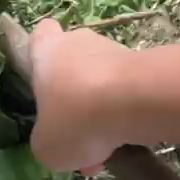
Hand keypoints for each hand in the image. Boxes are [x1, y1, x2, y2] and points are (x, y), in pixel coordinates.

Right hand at [27, 18, 134, 173]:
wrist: (132, 100)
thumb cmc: (76, 115)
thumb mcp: (47, 146)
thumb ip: (44, 139)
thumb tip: (52, 138)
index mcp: (47, 50)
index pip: (42, 34)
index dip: (42, 55)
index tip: (45, 81)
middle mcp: (76, 40)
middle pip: (72, 61)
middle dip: (75, 95)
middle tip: (78, 131)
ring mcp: (109, 48)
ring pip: (99, 78)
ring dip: (100, 108)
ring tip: (106, 146)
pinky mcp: (137, 63)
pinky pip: (124, 89)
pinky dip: (123, 112)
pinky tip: (125, 141)